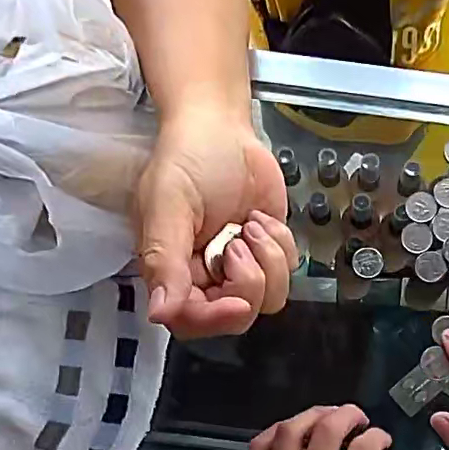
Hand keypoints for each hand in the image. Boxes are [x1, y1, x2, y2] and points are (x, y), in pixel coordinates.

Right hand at [135, 124, 297, 338]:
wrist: (221, 129)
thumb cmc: (186, 160)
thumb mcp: (168, 205)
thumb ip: (165, 261)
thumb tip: (160, 313)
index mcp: (172, 271)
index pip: (192, 320)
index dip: (217, 319)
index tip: (238, 302)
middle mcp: (206, 276)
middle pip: (238, 316)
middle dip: (249, 281)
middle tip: (239, 240)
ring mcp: (242, 266)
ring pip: (269, 297)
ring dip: (269, 259)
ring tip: (250, 224)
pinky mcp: (270, 252)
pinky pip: (288, 271)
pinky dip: (281, 244)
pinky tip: (260, 217)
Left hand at [245, 405, 411, 449]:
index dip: (378, 436)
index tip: (381, 440)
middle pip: (326, 432)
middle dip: (349, 414)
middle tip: (358, 419)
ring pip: (290, 432)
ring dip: (314, 415)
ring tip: (329, 418)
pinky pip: (260, 447)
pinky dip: (278, 431)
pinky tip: (296, 431)